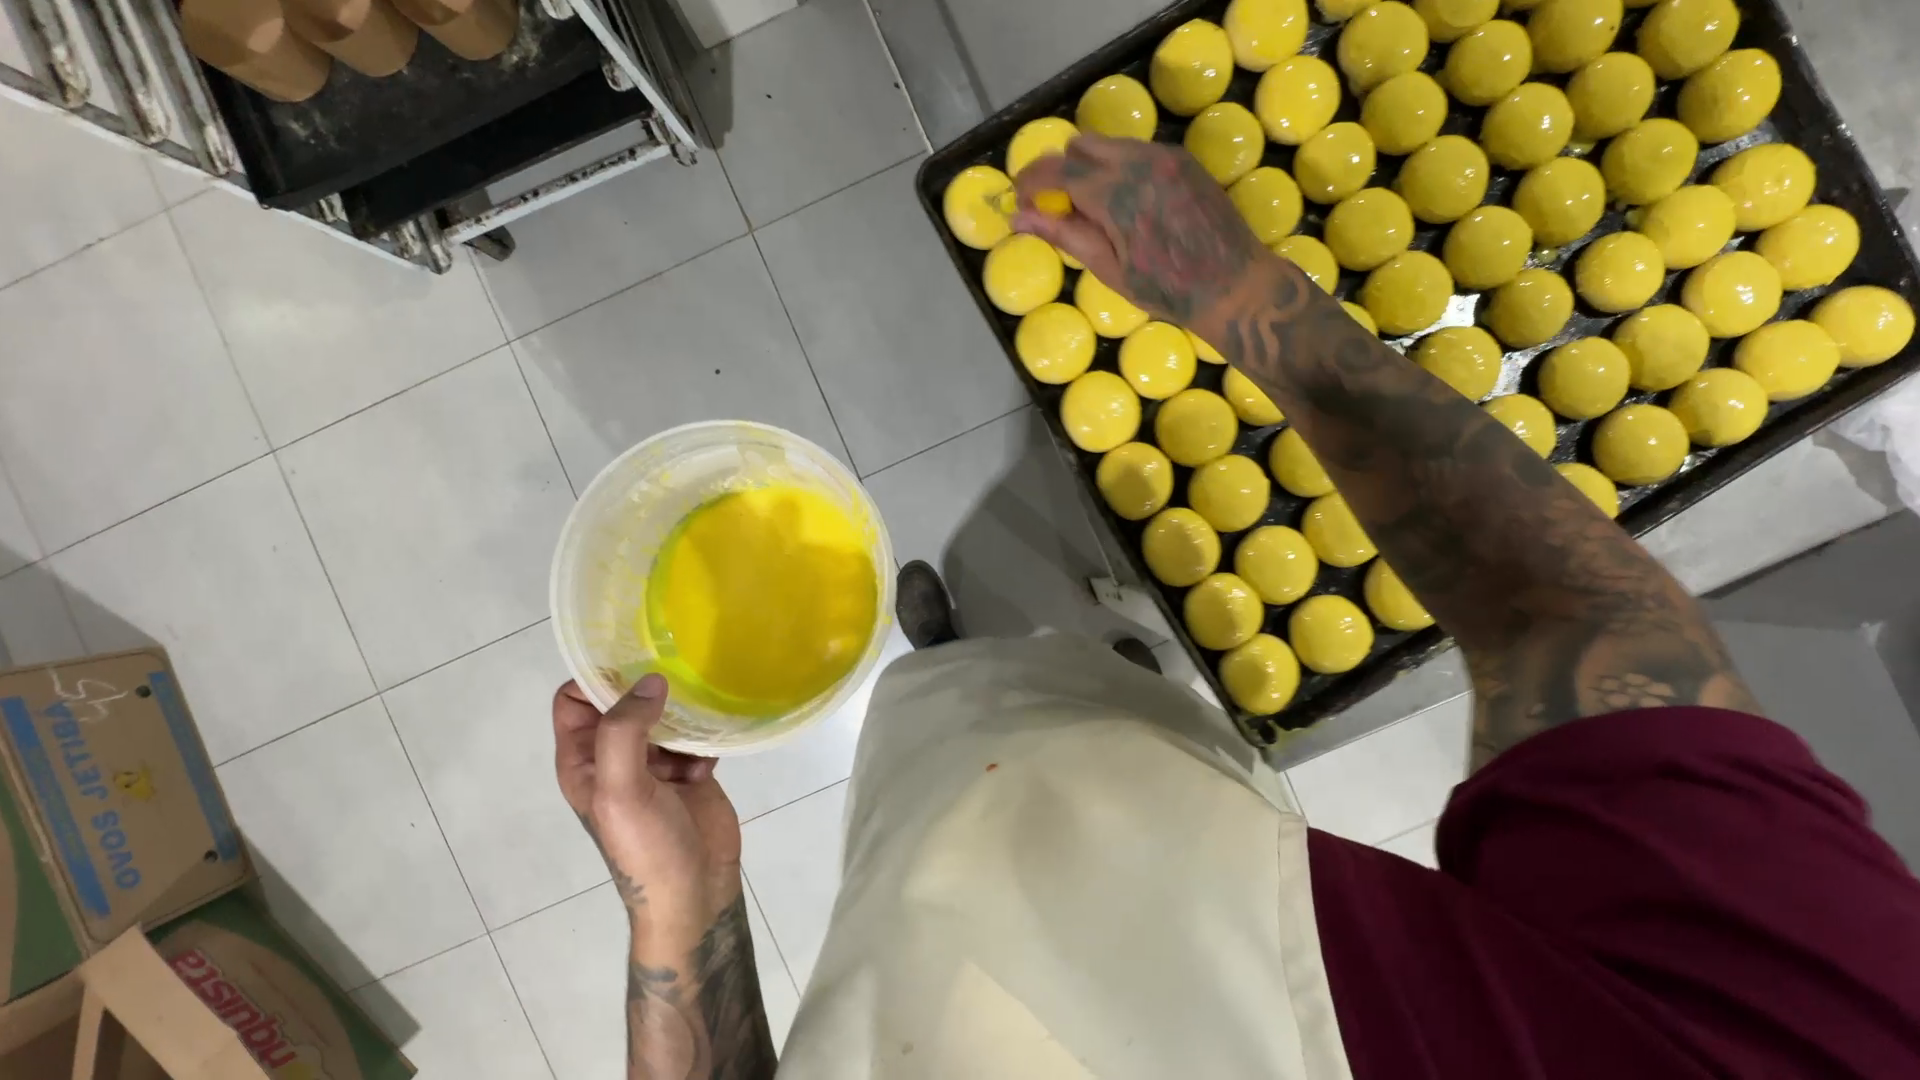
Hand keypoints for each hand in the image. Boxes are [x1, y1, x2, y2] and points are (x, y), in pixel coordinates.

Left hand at [553, 675, 742, 946]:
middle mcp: (614, 756)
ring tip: (701, 708)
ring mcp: (654, 763)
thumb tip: (651, 681)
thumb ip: (625, 732)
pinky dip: (705, 736)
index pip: (574, 699)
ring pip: (663, 713)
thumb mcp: (620, 790)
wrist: (694, 890)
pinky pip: (695, 734)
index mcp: (583, 759)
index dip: (596, 677)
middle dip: (646, 684)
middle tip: (678, 665)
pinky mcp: (689, 770)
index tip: (633, 658)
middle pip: (623, 700)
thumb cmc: (645, 846)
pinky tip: (712, 754)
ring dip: (682, 710)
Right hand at [1011, 135, 1291, 334]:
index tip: (1020, 200)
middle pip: (1081, 145)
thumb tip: (1019, 218)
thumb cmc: (1167, 290)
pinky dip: (1118, 168)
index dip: (1031, 181)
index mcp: (1117, 194)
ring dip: (1089, 168)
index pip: (1058, 169)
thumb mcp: (1108, 268)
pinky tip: (1123, 205)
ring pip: (1109, 145)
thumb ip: (1064, 235)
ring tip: (1090, 209)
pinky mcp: (1182, 160)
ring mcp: (1165, 157)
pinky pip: (1137, 151)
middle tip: (1054, 206)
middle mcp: (1140, 162)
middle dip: (1059, 170)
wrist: (1233, 285)